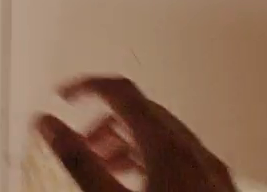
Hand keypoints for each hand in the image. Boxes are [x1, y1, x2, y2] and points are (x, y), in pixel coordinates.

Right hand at [38, 77, 234, 191]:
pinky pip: (182, 158)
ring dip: (125, 140)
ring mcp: (215, 173)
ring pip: (162, 136)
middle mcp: (196, 152)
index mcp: (169, 144)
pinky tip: (139, 181)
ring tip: (106, 166)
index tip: (62, 96)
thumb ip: (77, 157)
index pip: (120, 88)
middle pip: (141, 111)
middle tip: (82, 140)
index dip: (85, 84)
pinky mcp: (221, 191)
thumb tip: (44, 120)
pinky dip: (151, 157)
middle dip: (103, 119)